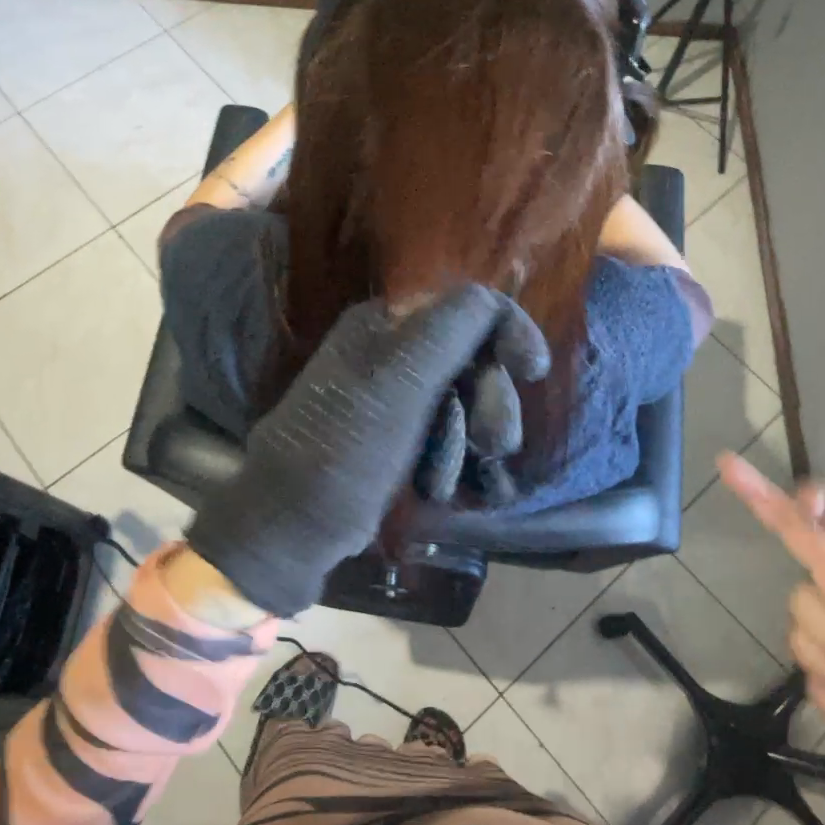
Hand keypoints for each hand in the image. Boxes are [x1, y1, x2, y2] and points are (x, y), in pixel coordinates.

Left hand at [186, 286, 546, 616]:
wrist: (292, 524)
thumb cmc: (348, 446)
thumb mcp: (403, 378)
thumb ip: (454, 326)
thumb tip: (494, 299)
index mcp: (385, 325)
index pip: (466, 307)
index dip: (508, 331)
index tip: (532, 370)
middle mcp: (389, 355)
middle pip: (472, 361)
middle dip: (490, 403)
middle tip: (494, 443)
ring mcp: (392, 402)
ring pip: (464, 407)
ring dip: (470, 445)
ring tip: (446, 482)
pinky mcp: (394, 443)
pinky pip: (447, 441)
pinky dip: (456, 465)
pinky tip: (449, 491)